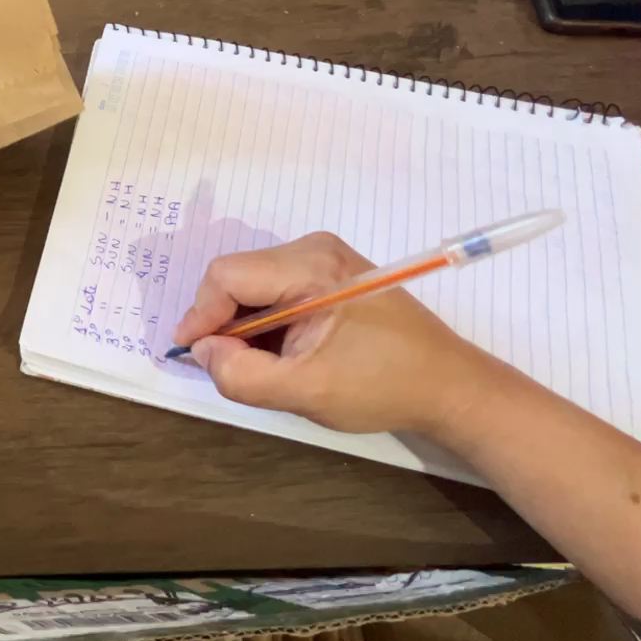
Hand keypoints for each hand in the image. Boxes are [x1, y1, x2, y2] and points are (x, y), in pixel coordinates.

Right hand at [172, 233, 523, 436]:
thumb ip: (242, 374)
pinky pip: (271, 286)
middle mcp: (312, 248)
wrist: (451, 385)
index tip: (189, 352)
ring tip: (254, 360)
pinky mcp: (327, 270)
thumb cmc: (383, 387)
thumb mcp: (306, 391)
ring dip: (240, 320)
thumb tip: (202, 350)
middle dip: (221, 319)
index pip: (227, 276)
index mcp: (311, 267)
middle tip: (224, 362)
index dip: (201, 314)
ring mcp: (321, 256)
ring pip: (250, 281)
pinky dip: (261, 317)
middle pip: (236, 275)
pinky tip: (275, 348)